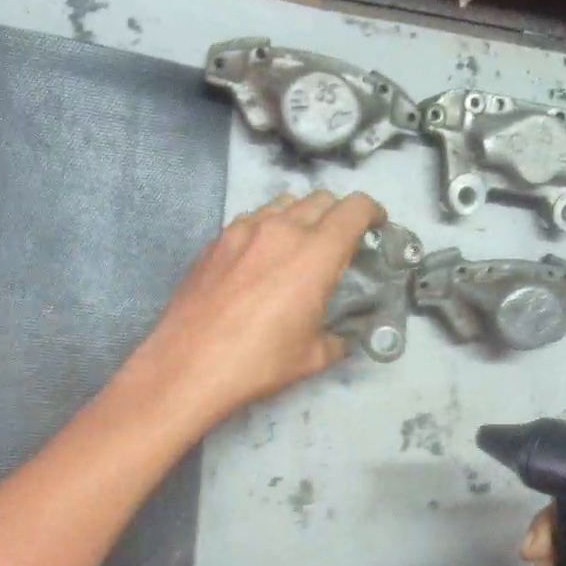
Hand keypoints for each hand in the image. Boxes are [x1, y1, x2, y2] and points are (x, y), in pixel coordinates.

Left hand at [122, 191, 381, 423]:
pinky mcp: (216, 241)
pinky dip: (268, 229)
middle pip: (321, 200)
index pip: (355, 209)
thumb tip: (343, 337)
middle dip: (339, 215)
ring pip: (283, 204)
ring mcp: (243, 230)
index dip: (373, 213)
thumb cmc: (258, 363)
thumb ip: (338, 338)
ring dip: (301, 217)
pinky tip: (262, 260)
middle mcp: (281, 230)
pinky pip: (252, 220)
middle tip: (341, 243)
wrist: (188, 366)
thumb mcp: (313, 357)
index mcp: (315, 254)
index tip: (377, 226)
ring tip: (300, 247)